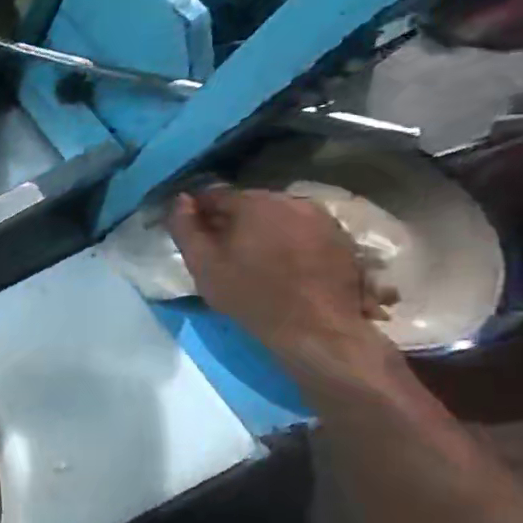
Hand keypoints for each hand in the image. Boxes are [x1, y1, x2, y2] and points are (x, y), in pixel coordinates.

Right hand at [167, 187, 384, 365]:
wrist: (316, 329)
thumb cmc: (250, 294)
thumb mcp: (202, 264)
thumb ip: (185, 227)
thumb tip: (180, 199)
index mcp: (254, 203)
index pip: (215, 194)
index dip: (198, 211)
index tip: (192, 231)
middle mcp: (291, 200)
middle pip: (249, 202)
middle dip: (231, 218)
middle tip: (219, 246)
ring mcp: (322, 218)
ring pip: (277, 214)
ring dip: (261, 227)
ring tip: (252, 255)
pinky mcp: (341, 237)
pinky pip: (302, 228)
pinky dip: (287, 238)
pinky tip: (281, 262)